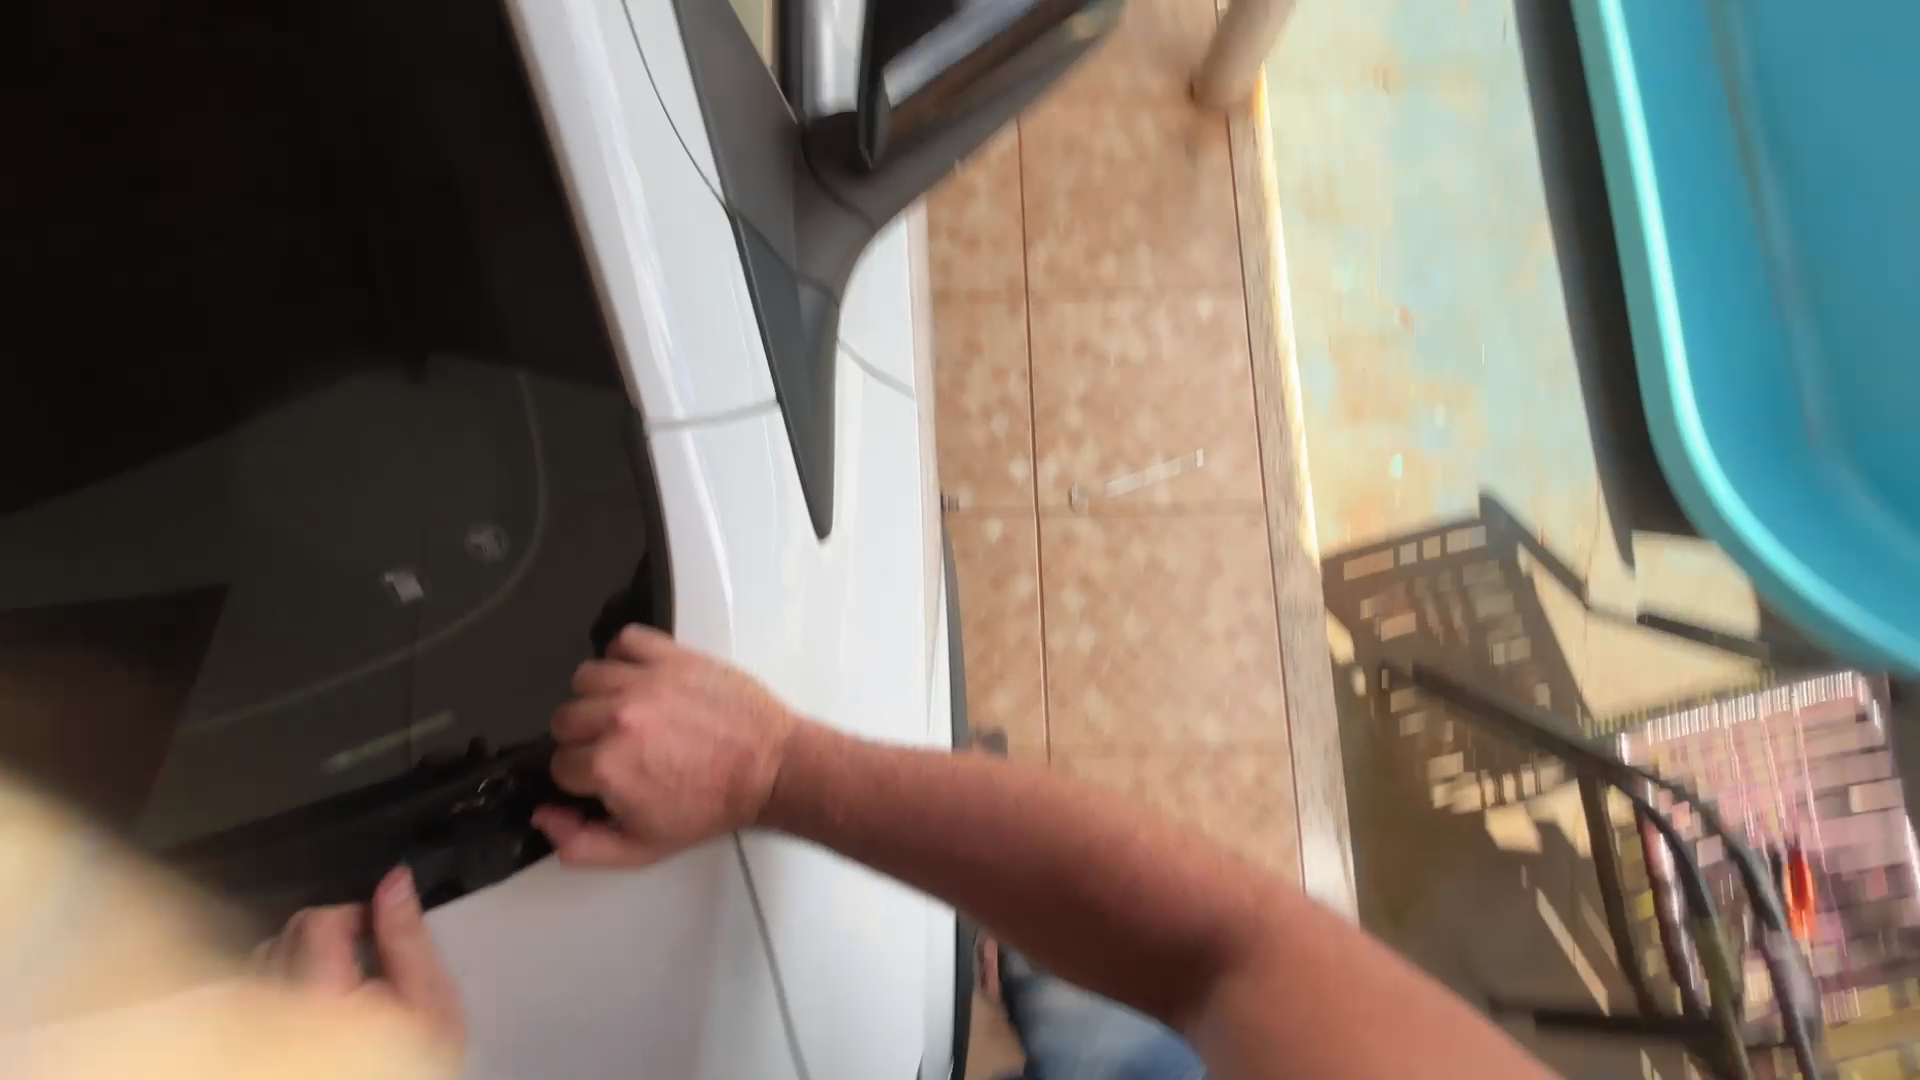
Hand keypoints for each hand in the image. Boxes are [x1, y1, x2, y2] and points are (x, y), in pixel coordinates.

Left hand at [257, 866, 465, 1050]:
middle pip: (286, 933)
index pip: (318, 922)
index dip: (357, 913)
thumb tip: (395, 883)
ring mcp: (254, 1034)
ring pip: (262, 959)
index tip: (377, 926)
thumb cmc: (414, 1057)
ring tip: (338, 973)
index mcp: (326, 997)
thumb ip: (408, 935)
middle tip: (363, 953)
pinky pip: (245, 993)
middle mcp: (276, 1017)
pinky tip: (308, 994)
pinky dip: (277, 980)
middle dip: (328, 932)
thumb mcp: (432, 993)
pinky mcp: (247, 1045)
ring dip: (298, 952)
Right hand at [533, 625, 800, 866]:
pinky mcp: (676, 657)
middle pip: (565, 718)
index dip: (580, 773)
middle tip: (617, 744)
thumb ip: (580, 843)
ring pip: (587, 677)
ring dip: (599, 695)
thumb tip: (543, 814)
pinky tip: (639, 676)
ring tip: (627, 710)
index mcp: (609, 766)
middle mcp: (620, 718)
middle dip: (584, 736)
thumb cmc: (714, 804)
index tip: (604, 774)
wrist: (770, 767)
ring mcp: (648, 682)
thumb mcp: (642, 848)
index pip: (559, 762)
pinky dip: (624, 653)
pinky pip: (627, 639)